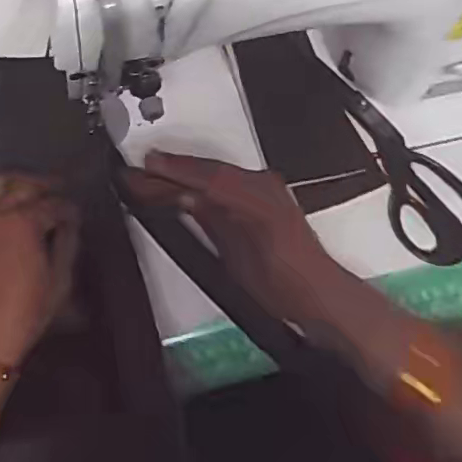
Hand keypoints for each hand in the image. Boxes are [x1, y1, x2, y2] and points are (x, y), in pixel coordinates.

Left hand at [0, 173, 79, 368]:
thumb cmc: (20, 315)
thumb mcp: (60, 281)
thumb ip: (68, 244)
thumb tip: (70, 226)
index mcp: (24, 223)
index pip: (54, 203)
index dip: (68, 208)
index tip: (74, 215)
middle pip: (26, 184)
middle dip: (46, 185)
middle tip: (59, 192)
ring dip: (17, 182)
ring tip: (30, 190)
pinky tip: (0, 205)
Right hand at [121, 152, 359, 329]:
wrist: (320, 296)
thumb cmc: (282, 286)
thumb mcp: (238, 261)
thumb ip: (211, 223)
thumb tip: (183, 197)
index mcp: (259, 199)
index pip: (209, 177)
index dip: (175, 169)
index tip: (147, 165)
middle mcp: (264, 185)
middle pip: (211, 171)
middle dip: (175, 169)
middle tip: (142, 169)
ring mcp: (267, 187)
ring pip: (218, 173)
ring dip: (187, 172)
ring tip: (156, 173)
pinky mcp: (266, 194)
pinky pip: (229, 180)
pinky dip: (205, 181)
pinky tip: (187, 186)